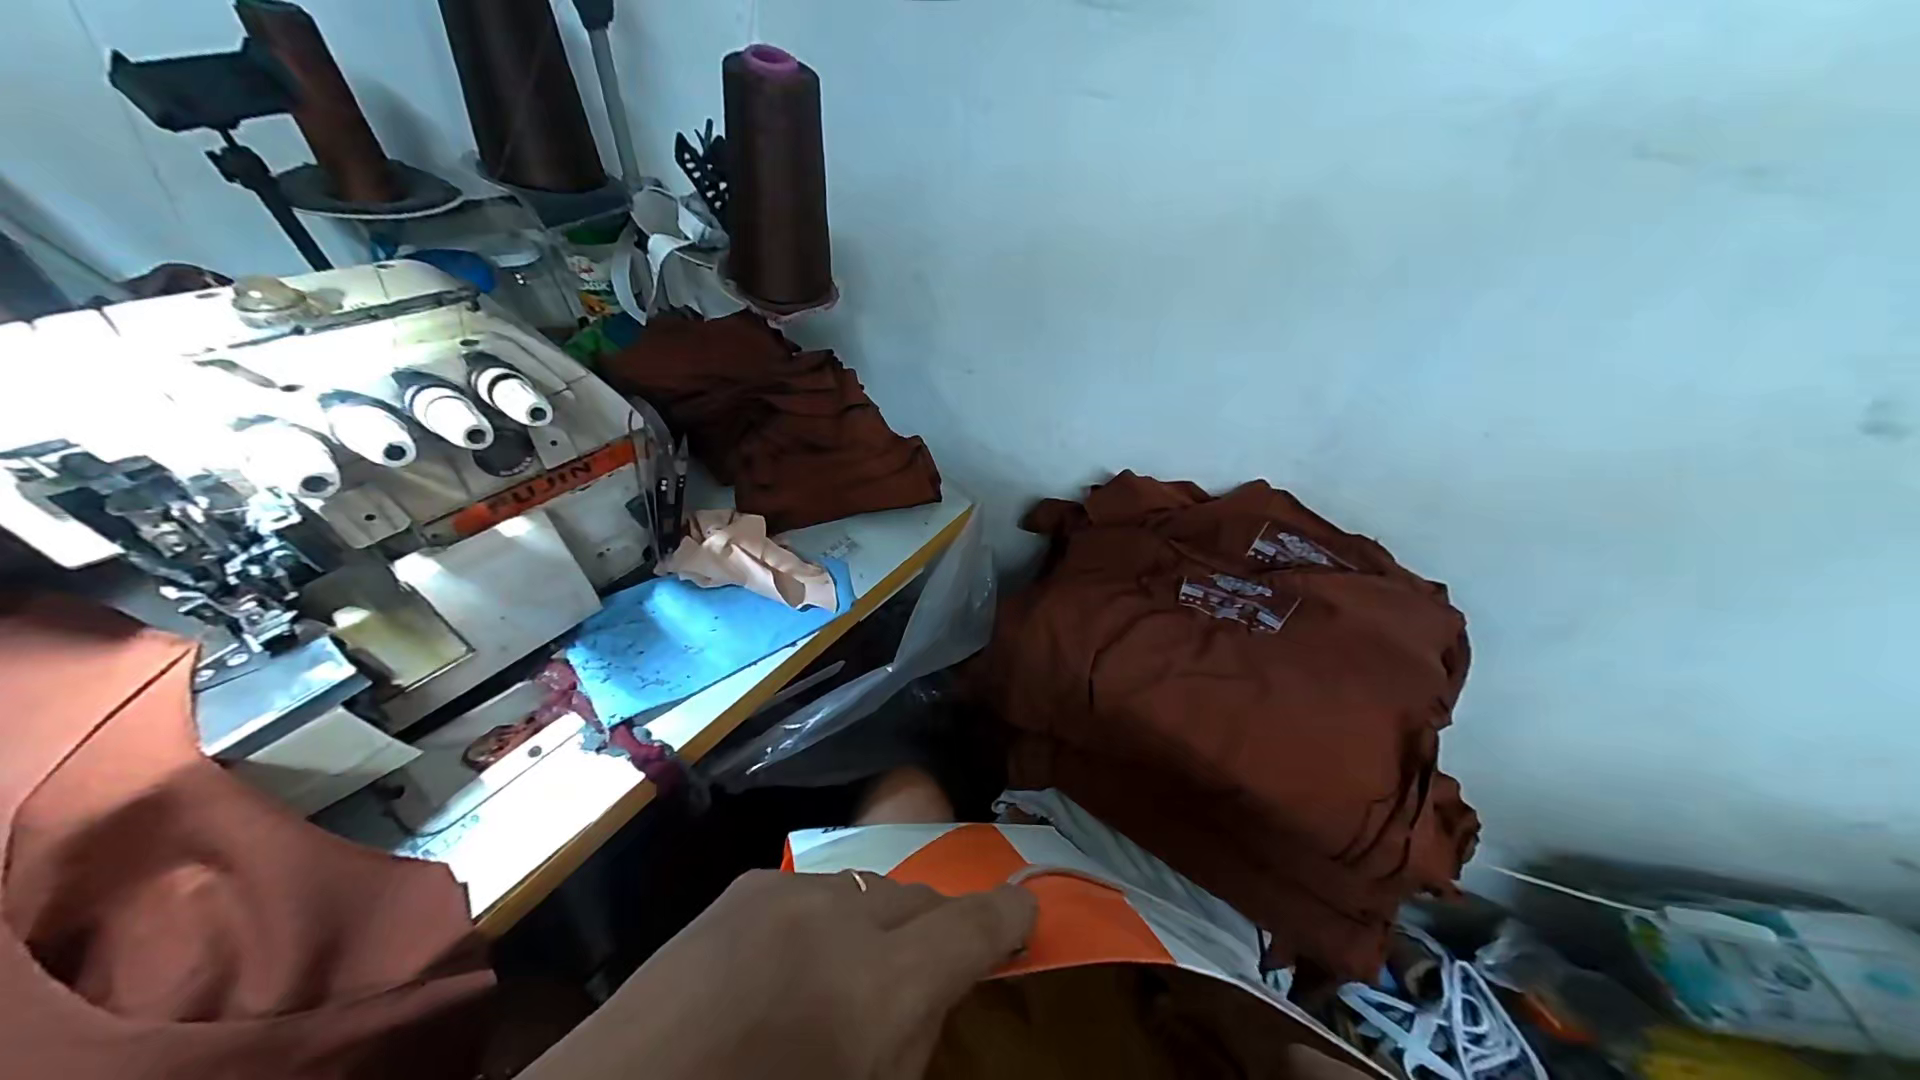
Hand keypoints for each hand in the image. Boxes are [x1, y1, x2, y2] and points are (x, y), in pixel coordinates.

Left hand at [523, 868, 1037, 1079]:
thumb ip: (913, 1035)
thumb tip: (933, 990)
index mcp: (879, 988)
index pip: (972, 925)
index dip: (1008, 916)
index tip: (1025, 912)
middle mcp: (841, 917)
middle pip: (921, 897)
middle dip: (936, 928)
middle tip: (929, 969)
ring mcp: (789, 890)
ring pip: (869, 888)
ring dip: (876, 925)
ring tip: (845, 975)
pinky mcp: (748, 884)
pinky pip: (815, 891)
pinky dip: (825, 921)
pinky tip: (789, 965)